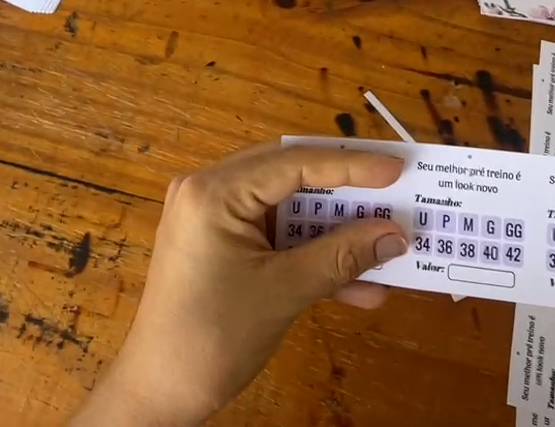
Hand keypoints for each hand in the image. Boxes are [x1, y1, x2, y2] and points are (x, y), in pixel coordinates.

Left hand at [71, 143, 407, 426]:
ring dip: (331, 229)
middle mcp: (209, 189)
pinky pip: (273, 234)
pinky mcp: (218, 241)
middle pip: (290, 174)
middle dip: (344, 190)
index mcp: (215, 190)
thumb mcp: (283, 293)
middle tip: (392, 190)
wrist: (158, 392)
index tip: (396, 169)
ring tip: (383, 241)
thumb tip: (395, 235)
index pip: (293, 162)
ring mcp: (211, 215)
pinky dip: (308, 253)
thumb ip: (340, 256)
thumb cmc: (213, 336)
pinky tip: (355, 285)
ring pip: (286, 206)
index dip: (350, 165)